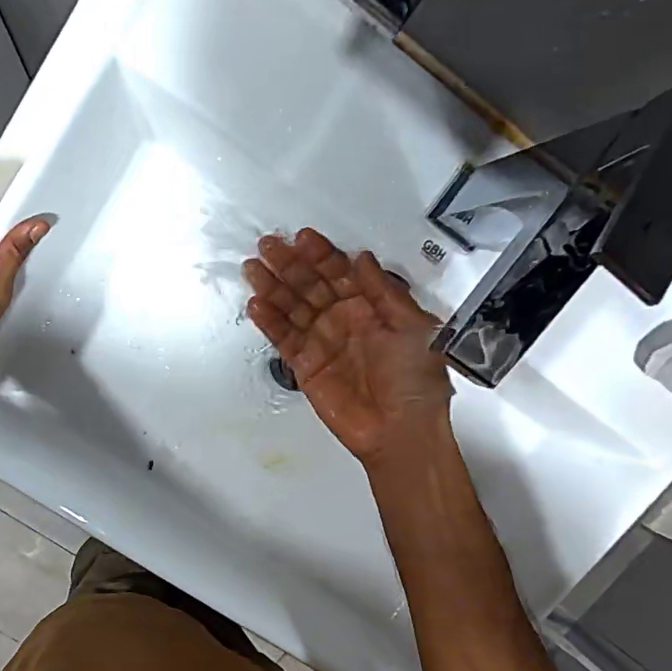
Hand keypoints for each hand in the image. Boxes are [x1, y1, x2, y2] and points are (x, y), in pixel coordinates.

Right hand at [243, 228, 452, 464]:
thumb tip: (363, 259)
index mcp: (372, 308)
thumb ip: (383, 291)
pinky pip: (283, 338)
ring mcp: (323, 342)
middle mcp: (344, 321)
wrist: (400, 431)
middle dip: (289, 264)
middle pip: (310, 285)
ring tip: (254, 269)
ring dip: (273, 287)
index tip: (303, 239)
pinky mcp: (306, 366)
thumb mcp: (412, 326)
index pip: (340, 272)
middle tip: (269, 246)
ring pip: (292, 307)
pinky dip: (270, 322)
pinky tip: (258, 305)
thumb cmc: (417, 385)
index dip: (321, 254)